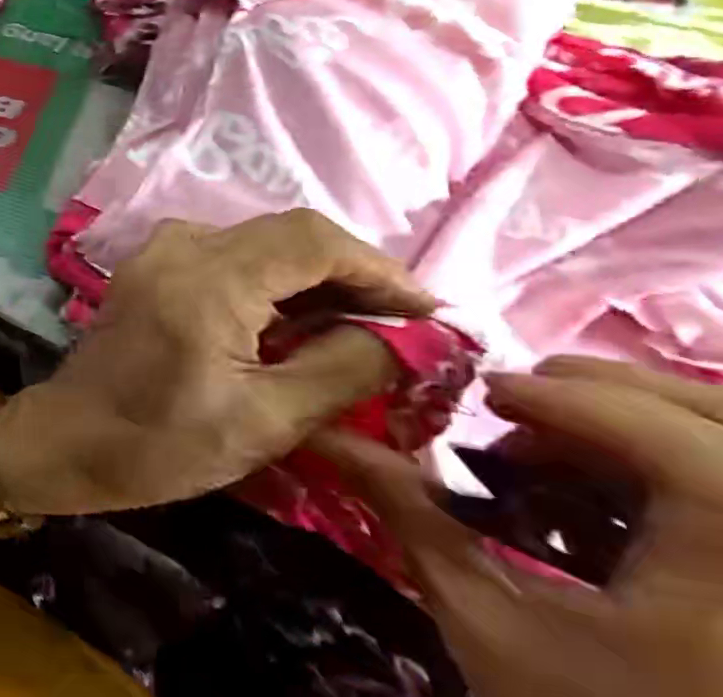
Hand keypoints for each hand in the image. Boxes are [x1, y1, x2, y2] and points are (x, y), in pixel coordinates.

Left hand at [0, 209, 435, 514]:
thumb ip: (344, 367)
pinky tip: (293, 324)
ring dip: (309, 278)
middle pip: (284, 235)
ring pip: (254, 243)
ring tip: (357, 331)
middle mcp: (177, 249)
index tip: (429, 315)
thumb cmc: (162, 441)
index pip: (312, 238)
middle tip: (401, 329)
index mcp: (206, 278)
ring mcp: (154, 256)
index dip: (380, 269)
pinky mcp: (146, 273)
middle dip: (350, 274)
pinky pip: (221, 258)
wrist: (68, 438)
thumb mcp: (267, 417)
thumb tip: (406, 335)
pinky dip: (267, 282)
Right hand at [318, 357, 722, 696]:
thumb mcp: (485, 620)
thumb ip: (410, 513)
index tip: (481, 395)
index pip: (664, 433)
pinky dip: (688, 467)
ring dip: (657, 422)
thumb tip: (324, 435)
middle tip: (523, 405)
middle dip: (616, 390)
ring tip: (571, 445)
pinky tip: (629, 497)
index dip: (563, 398)